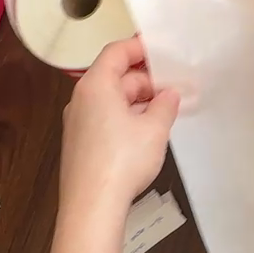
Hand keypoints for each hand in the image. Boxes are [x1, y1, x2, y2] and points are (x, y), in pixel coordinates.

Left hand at [60, 37, 180, 220]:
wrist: (92, 205)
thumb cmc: (122, 161)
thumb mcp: (155, 129)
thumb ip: (165, 105)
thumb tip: (170, 94)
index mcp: (96, 86)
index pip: (116, 53)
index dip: (139, 47)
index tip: (162, 50)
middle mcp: (81, 99)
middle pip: (115, 77)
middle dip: (146, 80)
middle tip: (174, 88)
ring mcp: (78, 123)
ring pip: (111, 101)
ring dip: (138, 102)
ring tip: (166, 112)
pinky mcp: (81, 144)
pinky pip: (105, 119)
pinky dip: (127, 118)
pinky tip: (146, 133)